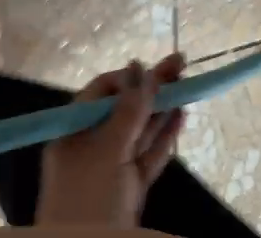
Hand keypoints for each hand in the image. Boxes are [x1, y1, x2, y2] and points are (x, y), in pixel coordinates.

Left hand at [35, 54, 186, 227]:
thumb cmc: (89, 197)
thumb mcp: (108, 150)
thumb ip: (129, 111)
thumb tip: (142, 69)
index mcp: (74, 132)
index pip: (100, 93)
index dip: (127, 78)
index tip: (152, 68)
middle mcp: (92, 146)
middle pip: (125, 109)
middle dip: (153, 87)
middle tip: (181, 63)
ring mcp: (112, 168)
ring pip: (140, 131)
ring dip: (163, 107)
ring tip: (187, 85)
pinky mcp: (130, 188)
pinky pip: (149, 156)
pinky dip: (165, 137)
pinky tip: (181, 116)